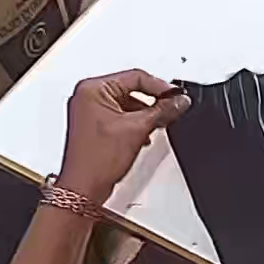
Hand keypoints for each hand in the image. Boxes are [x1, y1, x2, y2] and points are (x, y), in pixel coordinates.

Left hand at [58, 69, 189, 202]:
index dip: (160, 87)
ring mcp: (91, 111)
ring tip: (158, 123)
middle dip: (153, 100)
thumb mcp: (137, 128)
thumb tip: (179, 101)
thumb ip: (162, 110)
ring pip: (128, 103)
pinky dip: (136, 122)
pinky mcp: (96, 125)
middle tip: (171, 108)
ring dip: (146, 113)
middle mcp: (88, 97)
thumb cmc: (96, 159)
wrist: (84, 187)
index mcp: (92, 89)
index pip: (135, 77)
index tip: (176, 96)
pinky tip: (145, 133)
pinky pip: (122, 115)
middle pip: (132, 88)